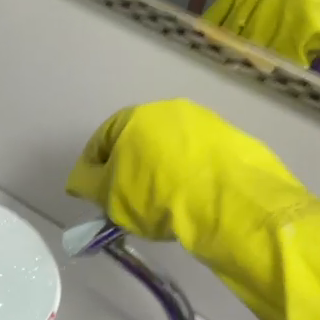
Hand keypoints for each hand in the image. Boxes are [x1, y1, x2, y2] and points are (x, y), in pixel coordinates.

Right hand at [64, 99, 319, 319]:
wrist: (229, 203)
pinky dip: (189, 179)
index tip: (93, 196)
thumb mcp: (107, 195)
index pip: (101, 140)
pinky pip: (200, 163)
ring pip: (171, 152)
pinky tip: (190, 204)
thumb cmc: (156, 195)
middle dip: (128, 170)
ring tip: (161, 207)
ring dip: (159, 174)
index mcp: (136, 116)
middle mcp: (173, 111)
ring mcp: (209, 125)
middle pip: (137, 142)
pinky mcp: (237, 143)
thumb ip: (86, 183)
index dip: (91, 170)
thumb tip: (83, 180)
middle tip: (125, 202)